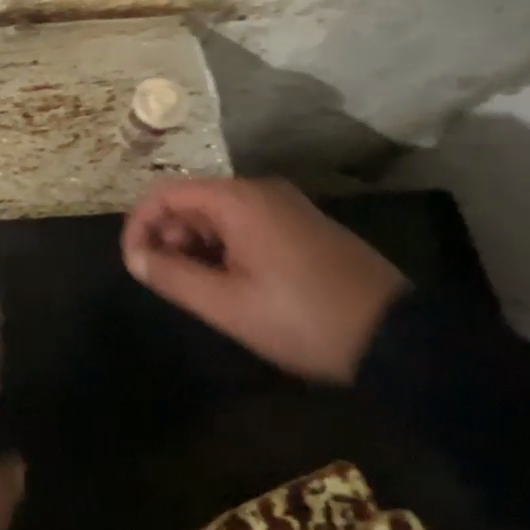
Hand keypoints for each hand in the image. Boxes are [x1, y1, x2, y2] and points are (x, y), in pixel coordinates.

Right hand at [122, 177, 408, 383]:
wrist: (398, 339)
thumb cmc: (302, 318)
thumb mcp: (228, 305)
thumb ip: (173, 276)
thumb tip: (136, 257)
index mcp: (239, 199)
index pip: (166, 193)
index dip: (139, 225)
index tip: (132, 264)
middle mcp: (261, 190)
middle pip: (193, 199)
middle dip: (168, 236)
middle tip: (163, 280)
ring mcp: (286, 206)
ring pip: (219, 214)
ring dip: (195, 245)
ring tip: (193, 288)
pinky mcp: (303, 226)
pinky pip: (246, 224)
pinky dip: (224, 247)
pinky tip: (228, 283)